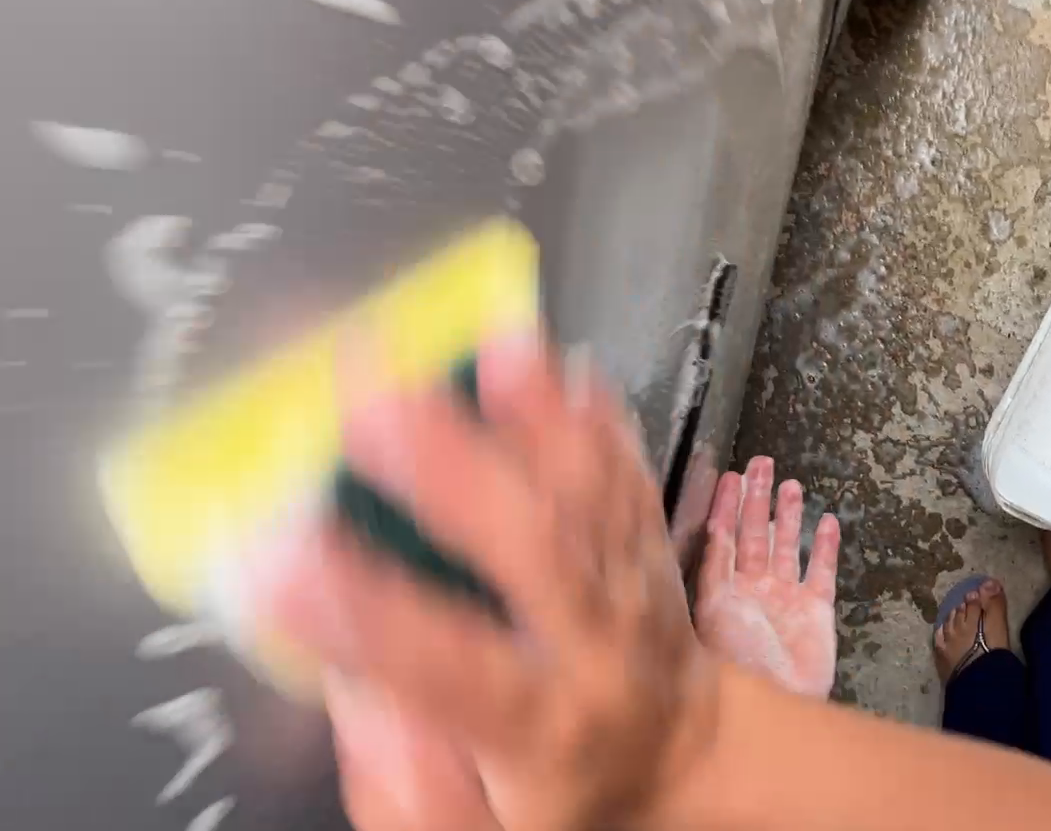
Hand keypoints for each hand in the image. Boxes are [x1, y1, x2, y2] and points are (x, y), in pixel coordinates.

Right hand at [261, 333, 713, 830]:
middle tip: (379, 401)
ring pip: (595, 491)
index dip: (364, 613)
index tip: (281, 556)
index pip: (451, 666)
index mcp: (544, 722)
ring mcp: (635, 578)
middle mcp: (601, 635)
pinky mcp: (651, 542)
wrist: (682, 748)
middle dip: (455, 469)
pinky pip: (632, 477)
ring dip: (543, 417)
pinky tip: (574, 374)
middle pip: (538, 547)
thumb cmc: (567, 795)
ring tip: (501, 351)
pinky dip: (601, 423)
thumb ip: (414, 787)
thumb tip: (366, 694)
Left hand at [695, 457, 840, 697]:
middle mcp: (753, 589)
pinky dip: (825, 547)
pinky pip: (821, 571)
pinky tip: (828, 521)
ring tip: (791, 484)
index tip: (729, 475)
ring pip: (787, 545)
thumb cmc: (736, 665)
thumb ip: (714, 570)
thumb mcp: (713, 614)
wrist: (777, 707)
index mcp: (723, 592)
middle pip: (756, 534)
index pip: (723, 538)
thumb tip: (709, 529)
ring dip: (789, 515)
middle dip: (757, 499)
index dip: (725, 506)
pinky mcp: (816, 610)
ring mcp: (786, 599)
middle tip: (762, 463)